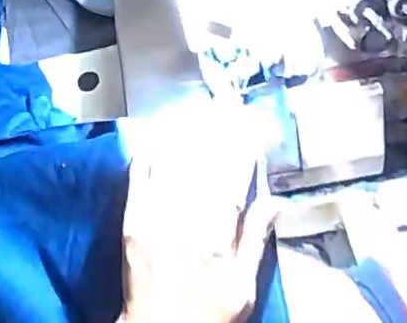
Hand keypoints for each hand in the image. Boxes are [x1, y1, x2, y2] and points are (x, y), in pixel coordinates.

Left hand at [118, 108, 277, 322]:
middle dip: (217, 130)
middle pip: (205, 160)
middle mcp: (188, 214)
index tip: (249, 124)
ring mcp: (157, 212)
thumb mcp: (241, 289)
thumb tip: (273, 201)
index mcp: (218, 230)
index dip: (243, 147)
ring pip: (175, 160)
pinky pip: (142, 174)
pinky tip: (158, 135)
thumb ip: (255, 241)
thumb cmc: (204, 315)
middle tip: (225, 104)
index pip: (234, 175)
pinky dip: (151, 152)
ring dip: (186, 133)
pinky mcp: (133, 217)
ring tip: (196, 110)